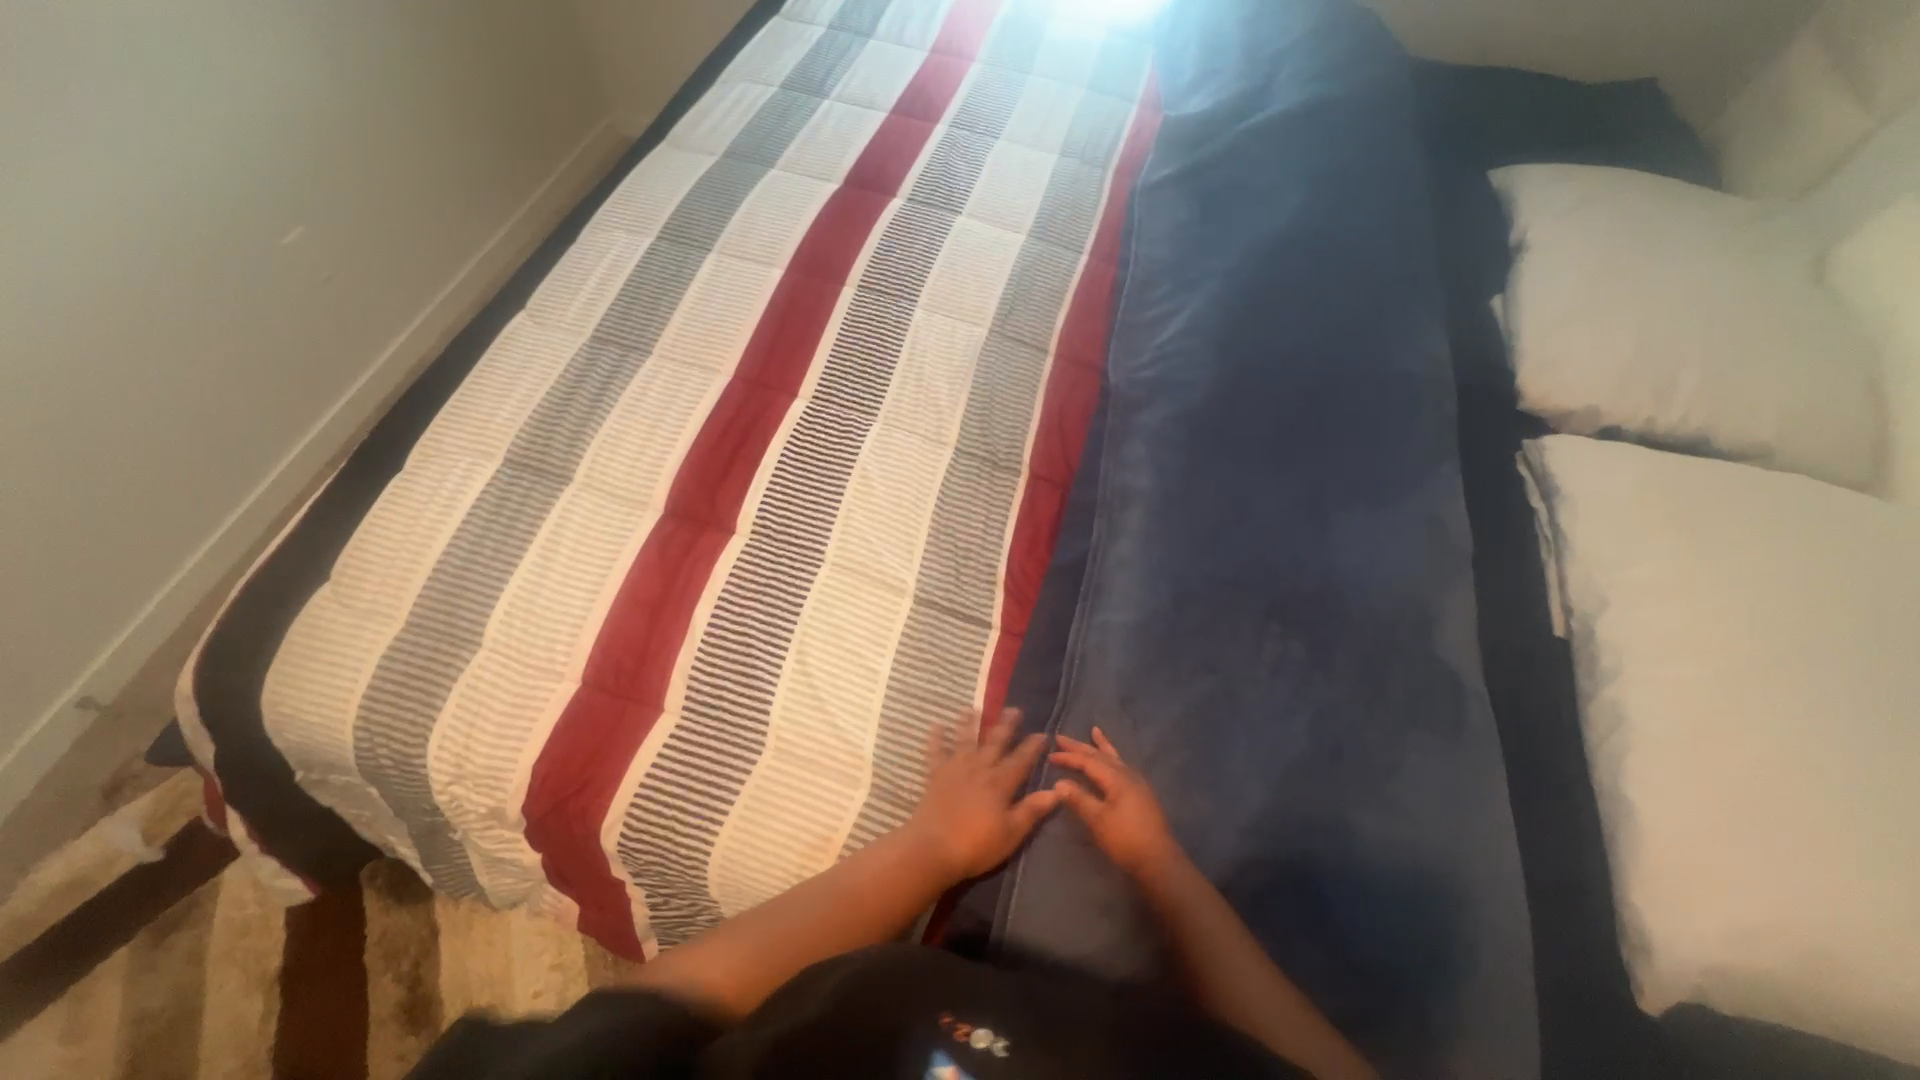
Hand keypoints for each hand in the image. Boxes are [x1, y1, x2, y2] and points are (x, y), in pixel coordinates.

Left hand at [904, 710, 1060, 882]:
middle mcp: (979, 769)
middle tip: (1013, 709)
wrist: (932, 849)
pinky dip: (936, 738)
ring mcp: (955, 770)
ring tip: (973, 708)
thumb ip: (1032, 810)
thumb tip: (1058, 791)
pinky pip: (935, 752)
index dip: (1033, 746)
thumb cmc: (976, 845)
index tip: (1043, 733)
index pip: (1021, 760)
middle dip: (1006, 726)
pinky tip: (937, 726)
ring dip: (970, 724)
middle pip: (995, 743)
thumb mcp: (1011, 832)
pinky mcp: (935, 777)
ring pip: (965, 740)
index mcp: (1000, 783)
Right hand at [1050, 727, 1182, 879]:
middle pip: (1101, 756)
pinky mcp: (1141, 794)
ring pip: (1115, 758)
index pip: (1088, 762)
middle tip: (1061, 737)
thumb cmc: (1126, 840)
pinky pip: (1122, 767)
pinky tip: (1113, 761)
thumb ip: (1079, 799)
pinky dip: (1113, 758)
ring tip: (1095, 732)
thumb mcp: (1098, 820)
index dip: (1068, 758)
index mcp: (1117, 778)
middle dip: (1080, 746)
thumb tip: (1059, 783)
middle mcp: (1128, 775)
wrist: (1159, 861)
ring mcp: (1138, 784)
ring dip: (1101, 747)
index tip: (1049, 755)